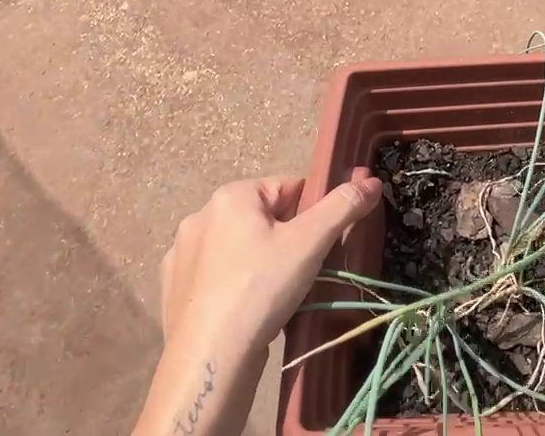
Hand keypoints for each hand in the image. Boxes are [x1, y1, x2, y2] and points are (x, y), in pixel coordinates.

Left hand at [133, 174, 382, 435]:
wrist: (208, 363)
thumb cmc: (261, 290)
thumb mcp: (311, 242)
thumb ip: (343, 205)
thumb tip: (371, 180)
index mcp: (231, 196)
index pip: (289, 189)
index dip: (311, 216)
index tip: (318, 246)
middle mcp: (200, 216)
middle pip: (264, 217)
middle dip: (285, 239)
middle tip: (300, 272)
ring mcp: (180, 256)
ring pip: (240, 247)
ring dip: (259, 261)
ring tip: (275, 295)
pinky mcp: (172, 291)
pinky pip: (216, 276)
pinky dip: (234, 285)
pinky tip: (246, 309)